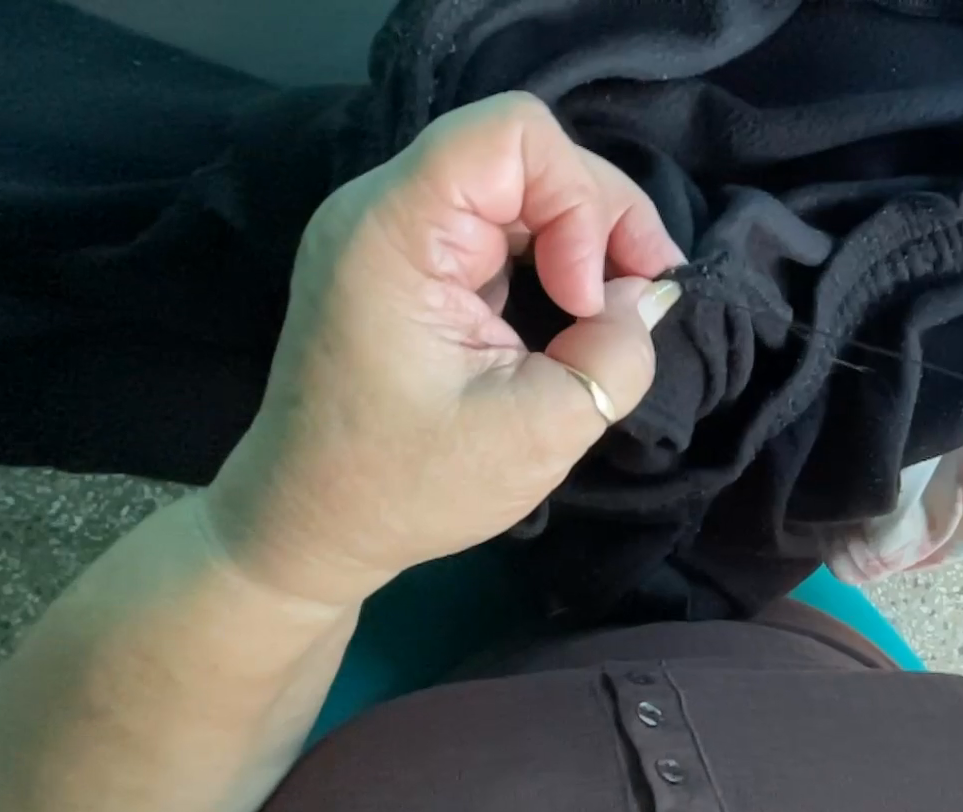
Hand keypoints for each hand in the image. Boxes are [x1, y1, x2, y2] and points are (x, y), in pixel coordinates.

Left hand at [202, 92, 684, 606]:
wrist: (314, 524)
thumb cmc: (413, 488)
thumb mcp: (540, 434)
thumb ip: (615, 357)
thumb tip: (646, 298)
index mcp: (397, 235)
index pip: (515, 135)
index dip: (581, 204)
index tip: (583, 301)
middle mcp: (389, 211)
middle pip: (527, 155)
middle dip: (606, 220)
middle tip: (648, 297)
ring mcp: (400, 235)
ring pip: (525, 187)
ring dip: (591, 240)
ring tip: (624, 307)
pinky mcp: (417, 267)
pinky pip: (506, 227)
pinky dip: (561, 259)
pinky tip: (584, 308)